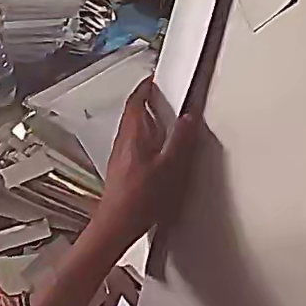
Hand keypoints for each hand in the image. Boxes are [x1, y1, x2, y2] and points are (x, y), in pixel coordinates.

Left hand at [88, 78, 199, 249]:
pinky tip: (160, 153)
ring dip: (149, 122)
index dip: (147, 87)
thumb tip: (189, 120)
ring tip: (166, 122)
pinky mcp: (123, 170)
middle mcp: (123, 142)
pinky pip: (135, 146)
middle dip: (149, 103)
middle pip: (134, 113)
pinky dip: (148, 141)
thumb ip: (181, 140)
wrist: (116, 226)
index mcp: (133, 134)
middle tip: (163, 97)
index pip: (137, 100)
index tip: (156, 80)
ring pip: (135, 130)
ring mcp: (121, 156)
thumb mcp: (170, 167)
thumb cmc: (137, 200)